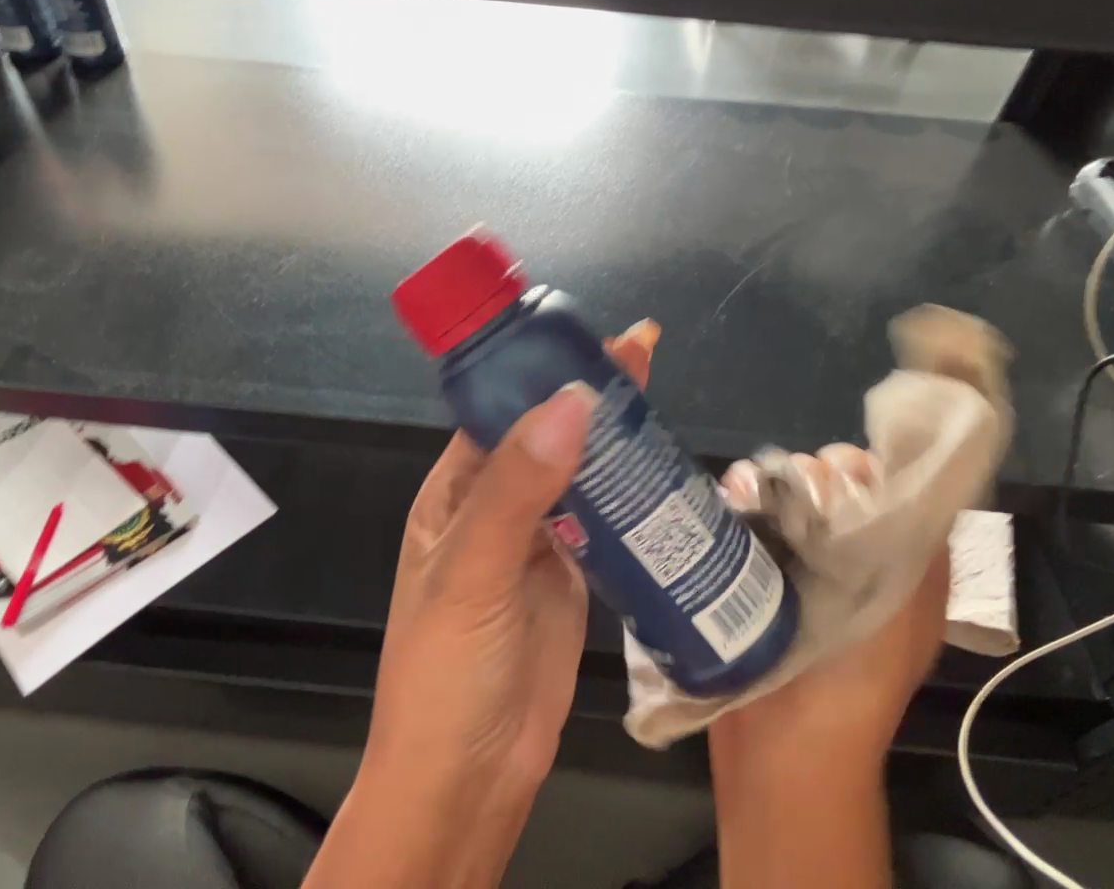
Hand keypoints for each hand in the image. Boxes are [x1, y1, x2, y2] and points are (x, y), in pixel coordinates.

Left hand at [308, 321, 658, 887]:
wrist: (468, 777)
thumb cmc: (446, 674)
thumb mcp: (471, 574)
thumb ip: (517, 491)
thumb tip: (573, 402)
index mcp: (455, 492)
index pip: (499, 410)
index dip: (542, 371)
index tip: (592, 336)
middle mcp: (496, 507)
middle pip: (548, 434)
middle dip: (591, 394)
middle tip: (645, 351)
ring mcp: (539, 543)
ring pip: (582, 475)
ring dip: (617, 441)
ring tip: (662, 397)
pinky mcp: (576, 579)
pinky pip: (608, 523)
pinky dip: (635, 498)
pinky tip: (667, 472)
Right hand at [708, 447, 948, 888]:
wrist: (786, 743)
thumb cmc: (856, 676)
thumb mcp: (908, 605)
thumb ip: (910, 534)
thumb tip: (883, 466)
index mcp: (892, 559)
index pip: (879, 484)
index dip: (860, 468)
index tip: (840, 477)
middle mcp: (842, 553)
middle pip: (823, 481)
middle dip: (807, 474)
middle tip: (796, 496)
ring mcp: (788, 559)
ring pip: (777, 492)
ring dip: (765, 482)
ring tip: (752, 496)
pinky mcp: (741, 568)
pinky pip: (737, 513)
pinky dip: (733, 497)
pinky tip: (730, 499)